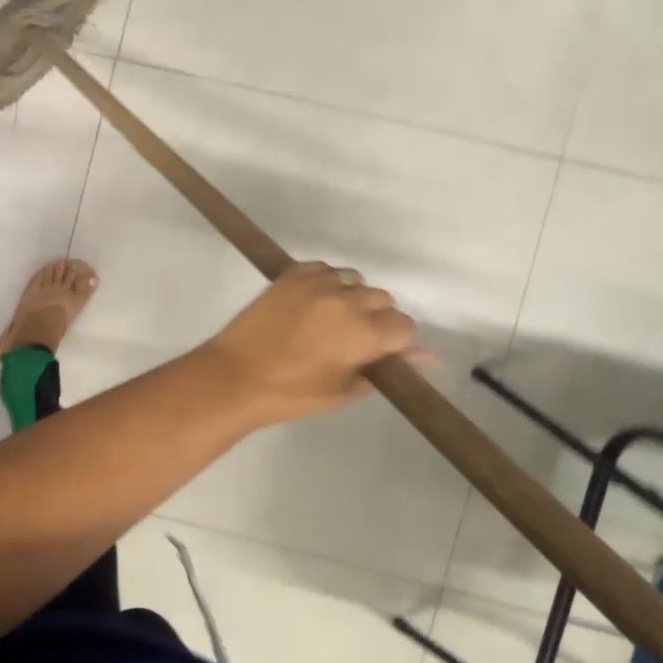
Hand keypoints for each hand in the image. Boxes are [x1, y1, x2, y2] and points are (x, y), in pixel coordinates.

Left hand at [198, 261, 421, 421]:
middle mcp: (346, 301)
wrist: (236, 375)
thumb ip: (386, 367)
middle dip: (374, 317)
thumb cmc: (293, 393)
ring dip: (350, 296)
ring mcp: (316, 284)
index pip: (404, 325)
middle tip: (350, 339)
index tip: (376, 352)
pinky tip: (312, 302)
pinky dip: (325, 281)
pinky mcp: (289, 276)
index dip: (394, 341)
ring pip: (353, 280)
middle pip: (381, 299)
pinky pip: (322, 268)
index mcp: (366, 333)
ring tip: (329, 319)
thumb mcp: (346, 388)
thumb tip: (426, 357)